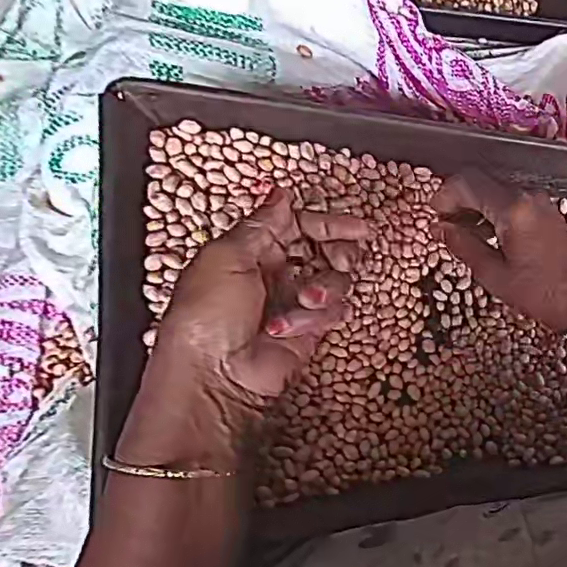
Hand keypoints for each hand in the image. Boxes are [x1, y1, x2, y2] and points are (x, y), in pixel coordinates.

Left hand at [120, 189, 368, 466]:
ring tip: (304, 302)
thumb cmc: (207, 317)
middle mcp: (278, 273)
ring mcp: (296, 301)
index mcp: (252, 250)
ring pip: (335, 281)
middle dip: (339, 254)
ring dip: (324, 289)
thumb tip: (281, 194)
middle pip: (326, 250)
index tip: (359, 228)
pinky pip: (335, 312)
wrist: (217, 373)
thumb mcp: (226, 256)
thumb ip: (262, 223)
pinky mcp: (312, 328)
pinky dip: (318, 317)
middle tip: (343, 261)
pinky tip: (291, 327)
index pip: (299, 226)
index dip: (329, 224)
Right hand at [430, 171, 566, 331]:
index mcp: (514, 209)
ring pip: (497, 188)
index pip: (468, 182)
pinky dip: (495, 209)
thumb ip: (462, 245)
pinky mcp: (547, 212)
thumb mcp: (492, 274)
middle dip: (458, 198)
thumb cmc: (538, 294)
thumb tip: (439, 228)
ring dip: (476, 203)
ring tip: (463, 232)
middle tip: (445, 224)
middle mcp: (529, 197)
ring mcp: (541, 202)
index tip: (435, 214)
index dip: (444, 195)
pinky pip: (513, 200)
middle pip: (482, 180)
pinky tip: (487, 233)